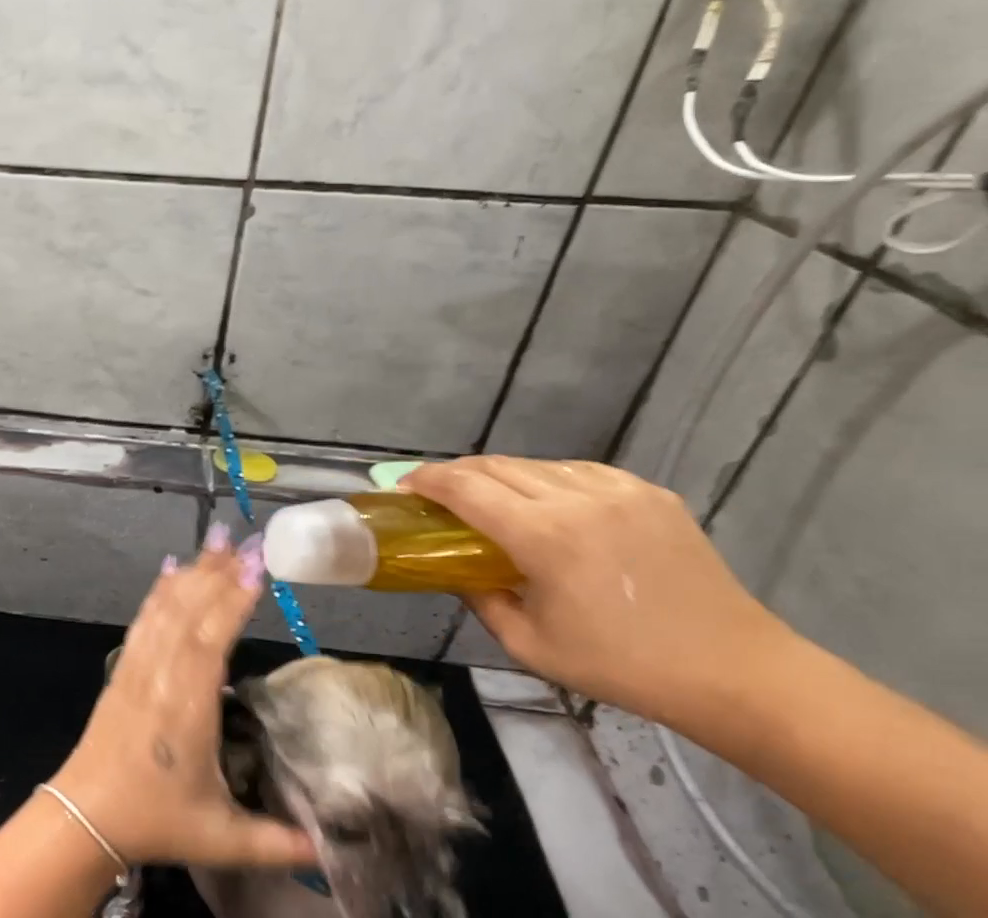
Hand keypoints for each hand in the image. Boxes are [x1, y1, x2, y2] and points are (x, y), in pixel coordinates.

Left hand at [47, 525, 316, 869]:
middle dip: (220, 572)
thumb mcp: (222, 841)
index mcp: (187, 710)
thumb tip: (334, 849)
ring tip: (217, 540)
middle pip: (190, 614)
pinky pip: (143, 621)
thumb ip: (279, 842)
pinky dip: (158, 592)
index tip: (257, 567)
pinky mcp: (123, 670)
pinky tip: (171, 569)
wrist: (85, 816)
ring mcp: (138, 669)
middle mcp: (161, 678)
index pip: (210, 642)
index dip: (232, 602)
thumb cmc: (155, 822)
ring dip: (193, 573)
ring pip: (166, 610)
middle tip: (248, 538)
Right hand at [402, 456, 792, 724]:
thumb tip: (456, 572)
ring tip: (489, 497)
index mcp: (544, 536)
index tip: (402, 488)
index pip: (465, 488)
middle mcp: (578, 499)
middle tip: (436, 493)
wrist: (734, 672)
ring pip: (538, 464)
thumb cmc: (623, 667)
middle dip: (457, 473)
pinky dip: (549, 479)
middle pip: (497, 466)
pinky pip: (582, 472)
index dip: (426, 481)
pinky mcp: (651, 494)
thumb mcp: (530, 645)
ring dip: (502, 474)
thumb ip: (481, 599)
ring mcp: (620, 491)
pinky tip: (547, 501)